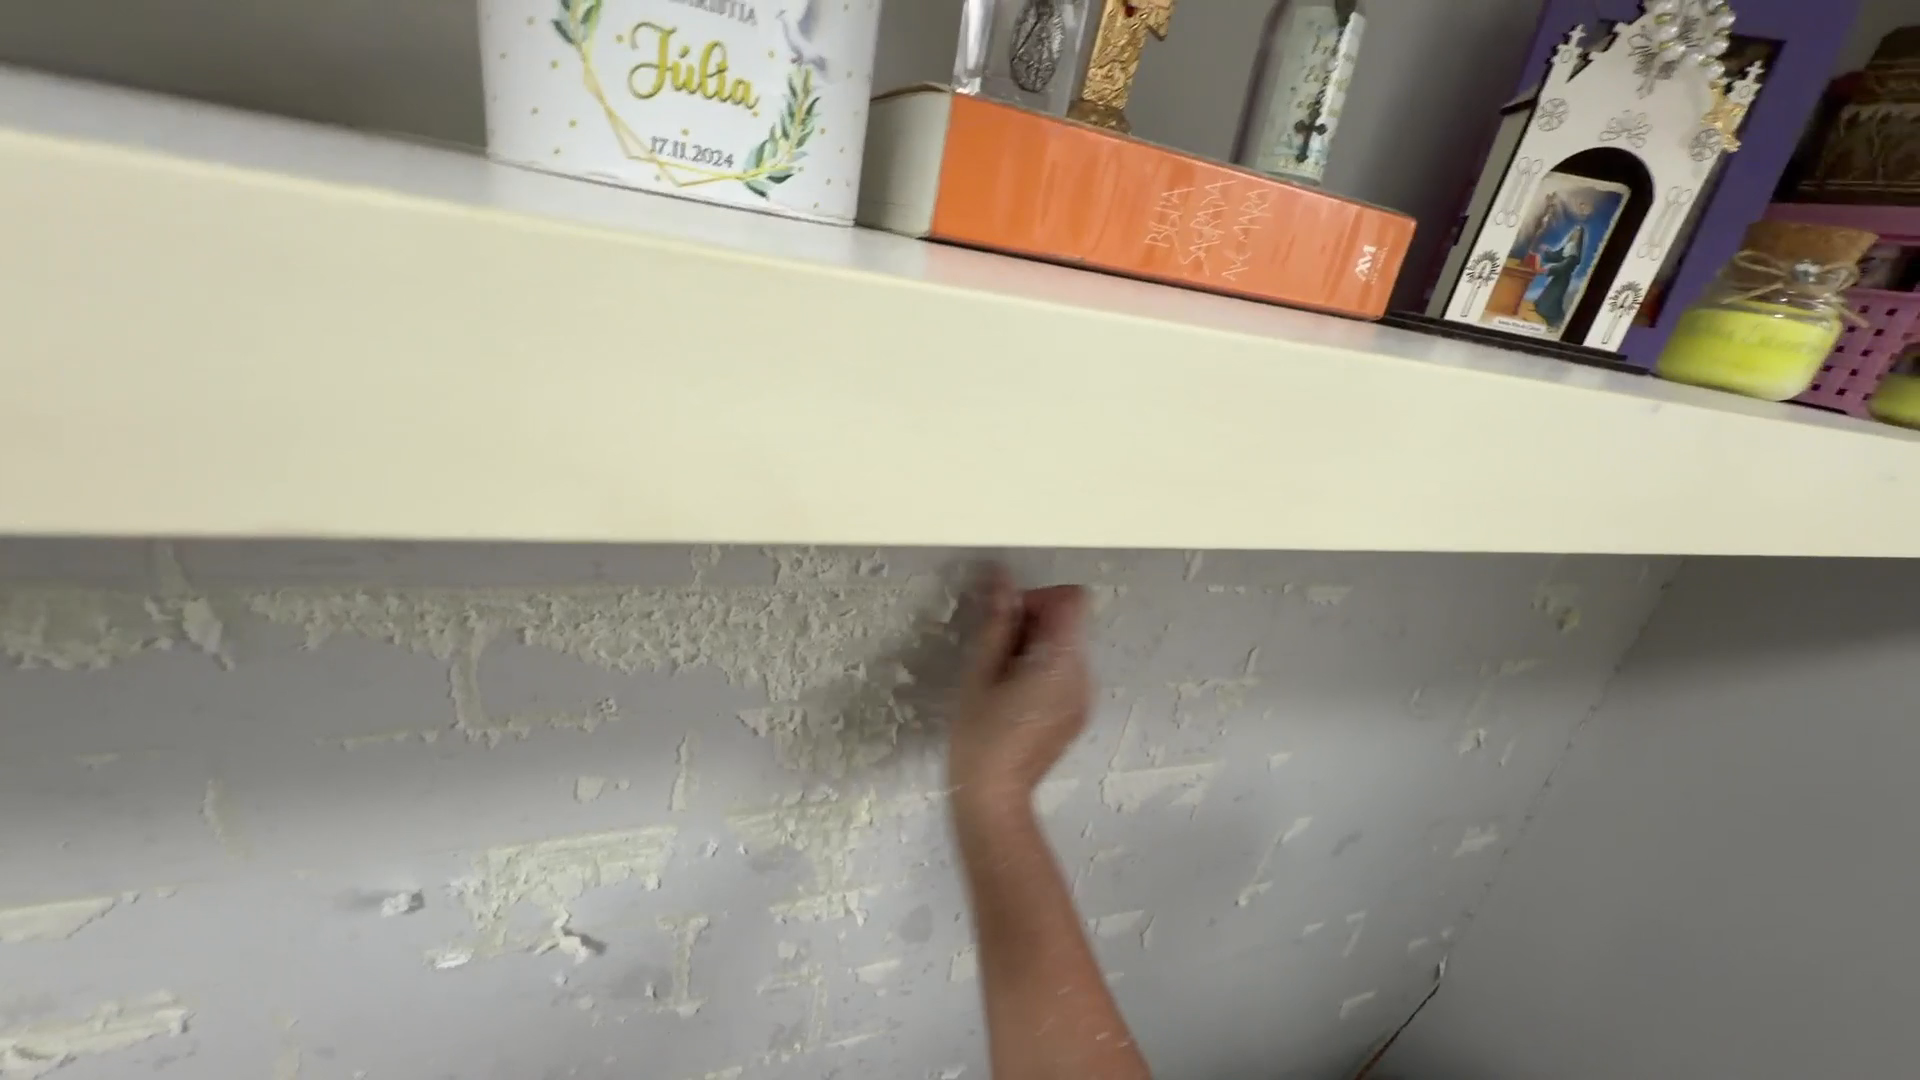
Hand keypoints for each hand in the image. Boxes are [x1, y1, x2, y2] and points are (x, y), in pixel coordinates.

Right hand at [949, 566, 1091, 812]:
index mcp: (1061, 662)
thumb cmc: (978, 736)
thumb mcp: (979, 673)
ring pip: (1068, 645)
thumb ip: (997, 622)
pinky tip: (1015, 695)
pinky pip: (1067, 670)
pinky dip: (1044, 668)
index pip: (1073, 598)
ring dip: (1036, 645)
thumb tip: (1002, 578)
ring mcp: (1085, 696)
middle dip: (1033, 622)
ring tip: (1002, 676)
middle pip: (1071, 621)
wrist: (993, 798)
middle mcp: (1084, 675)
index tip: (1006, 620)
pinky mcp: (1079, 712)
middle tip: (996, 651)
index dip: (1039, 597)